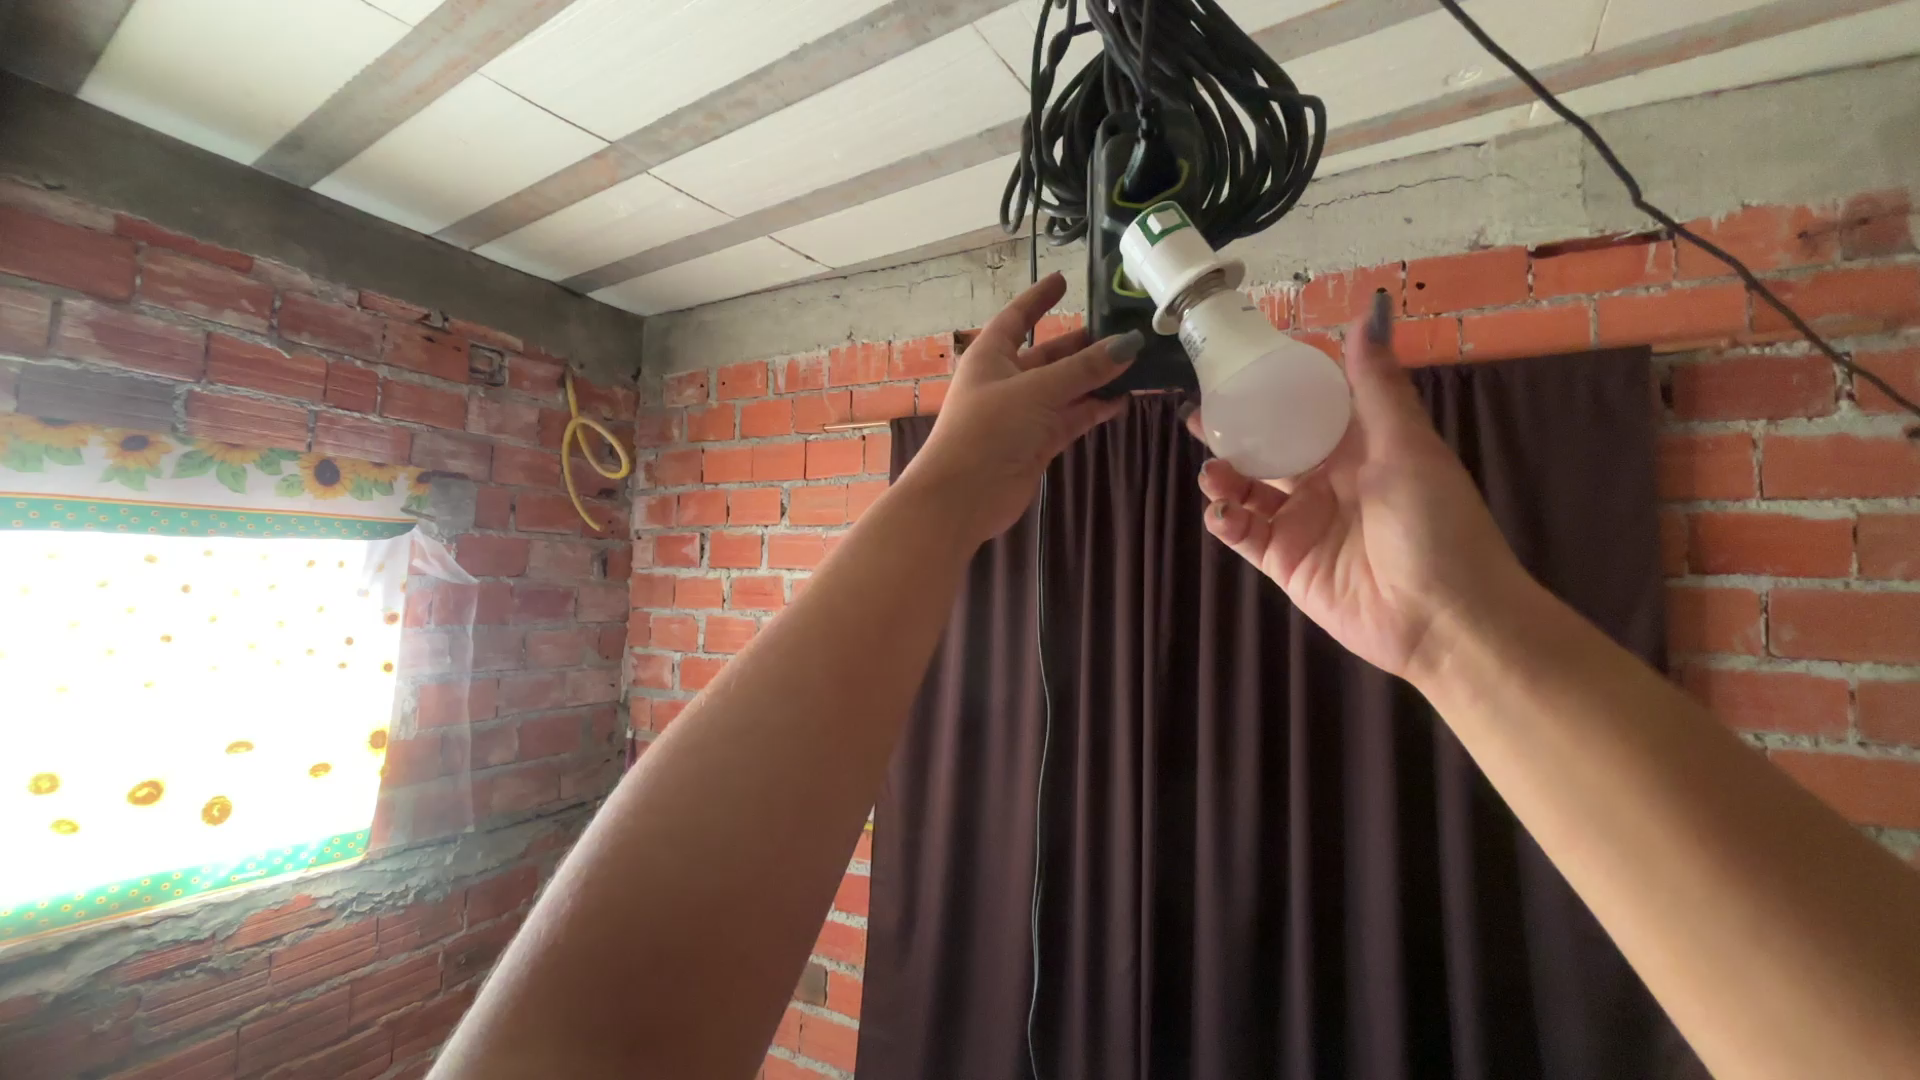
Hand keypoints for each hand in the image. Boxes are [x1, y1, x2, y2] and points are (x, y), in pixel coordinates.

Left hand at [900, 272, 1142, 545]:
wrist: (964, 496)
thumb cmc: (988, 429)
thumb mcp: (1037, 390)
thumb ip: (1085, 368)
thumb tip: (1130, 344)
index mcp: (991, 356)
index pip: (1017, 318)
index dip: (1039, 299)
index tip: (1063, 280)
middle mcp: (1007, 381)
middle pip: (1049, 355)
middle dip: (1082, 344)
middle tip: (1124, 330)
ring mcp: (1023, 414)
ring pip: (1066, 388)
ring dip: (1096, 378)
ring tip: (1135, 364)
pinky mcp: (1038, 442)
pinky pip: (1071, 417)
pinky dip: (1094, 409)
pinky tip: (1122, 400)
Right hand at [1189, 299, 1533, 682]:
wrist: (1444, 618)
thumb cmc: (1436, 524)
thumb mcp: (1407, 447)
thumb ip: (1375, 386)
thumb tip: (1368, 307)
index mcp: (1357, 446)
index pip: (1305, 407)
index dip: (1271, 387)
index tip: (1237, 366)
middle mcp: (1323, 479)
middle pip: (1266, 445)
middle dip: (1231, 431)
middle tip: (1198, 416)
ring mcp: (1299, 521)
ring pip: (1247, 488)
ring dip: (1224, 476)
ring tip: (1214, 472)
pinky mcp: (1282, 560)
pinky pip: (1242, 533)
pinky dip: (1225, 519)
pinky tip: (1224, 511)